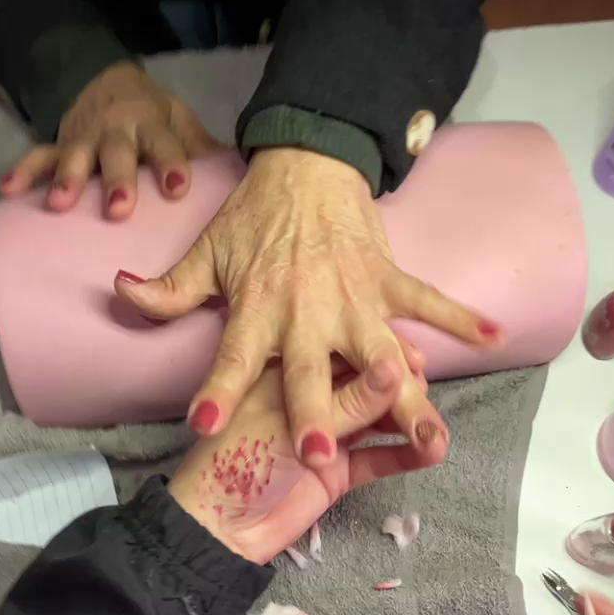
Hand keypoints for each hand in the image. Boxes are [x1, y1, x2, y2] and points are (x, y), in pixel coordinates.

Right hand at [2, 63, 219, 219]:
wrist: (109, 83)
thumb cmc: (155, 119)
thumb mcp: (182, 125)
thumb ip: (203, 152)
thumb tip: (241, 179)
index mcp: (153, 126)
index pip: (166, 145)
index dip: (171, 163)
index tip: (178, 187)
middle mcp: (118, 131)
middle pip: (118, 155)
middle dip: (118, 180)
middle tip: (120, 210)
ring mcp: (85, 138)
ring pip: (75, 157)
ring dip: (68, 180)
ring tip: (61, 205)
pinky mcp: (59, 144)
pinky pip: (38, 157)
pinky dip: (23, 172)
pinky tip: (8, 190)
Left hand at [118, 146, 502, 471]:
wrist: (306, 162)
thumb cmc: (255, 219)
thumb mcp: (207, 254)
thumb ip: (168, 289)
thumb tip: (118, 293)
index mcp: (257, 308)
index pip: (230, 356)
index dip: (215, 389)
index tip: (203, 425)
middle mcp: (306, 310)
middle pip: (310, 369)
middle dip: (314, 411)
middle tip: (318, 453)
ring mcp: (353, 296)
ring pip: (381, 351)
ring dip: (405, 392)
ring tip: (432, 434)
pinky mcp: (388, 278)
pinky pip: (426, 300)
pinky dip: (459, 315)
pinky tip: (495, 335)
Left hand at [167, 354, 434, 564]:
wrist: (214, 530)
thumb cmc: (234, 461)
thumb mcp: (290, 423)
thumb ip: (345, 402)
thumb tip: (397, 369)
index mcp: (288, 372)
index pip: (339, 352)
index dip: (377, 353)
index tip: (412, 357)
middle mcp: (309, 397)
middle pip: (365, 386)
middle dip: (400, 389)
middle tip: (426, 387)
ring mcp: (326, 436)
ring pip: (377, 422)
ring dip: (408, 426)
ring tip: (439, 432)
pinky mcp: (337, 472)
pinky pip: (376, 460)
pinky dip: (403, 457)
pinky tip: (432, 454)